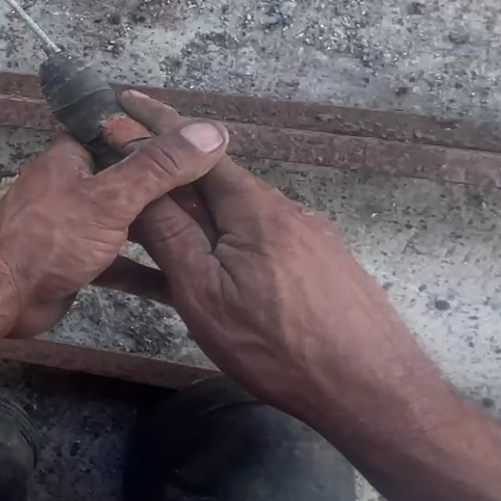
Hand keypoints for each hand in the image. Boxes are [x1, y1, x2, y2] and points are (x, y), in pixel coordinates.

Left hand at [0, 123, 227, 337]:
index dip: (158, 138)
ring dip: (162, 228)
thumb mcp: (109, 198)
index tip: (207, 143)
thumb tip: (208, 131)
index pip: (117, 135)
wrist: (2, 294)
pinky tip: (189, 277)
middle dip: (168, 188)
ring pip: (126, 221)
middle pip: (126, 180)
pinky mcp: (76, 260)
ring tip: (216, 231)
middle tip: (222, 193)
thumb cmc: (49, 238)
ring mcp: (72, 224)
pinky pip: (120, 260)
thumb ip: (157, 168)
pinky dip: (149, 268)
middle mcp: (68, 186)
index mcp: (68, 159)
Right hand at [122, 91, 441, 430]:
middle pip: (214, 179)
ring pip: (234, 210)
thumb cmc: (277, 347)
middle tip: (120, 174)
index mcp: (256, 211)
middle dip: (167, 172)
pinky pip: (257, 234)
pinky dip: (219, 233)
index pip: (198, 150)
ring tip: (151, 224)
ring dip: (191, 208)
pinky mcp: (322, 265)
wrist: (380, 402)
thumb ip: (169, 233)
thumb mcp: (202, 292)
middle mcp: (287, 212)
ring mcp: (310, 239)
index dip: (157, 122)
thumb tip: (139, 182)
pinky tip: (203, 261)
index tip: (122, 99)